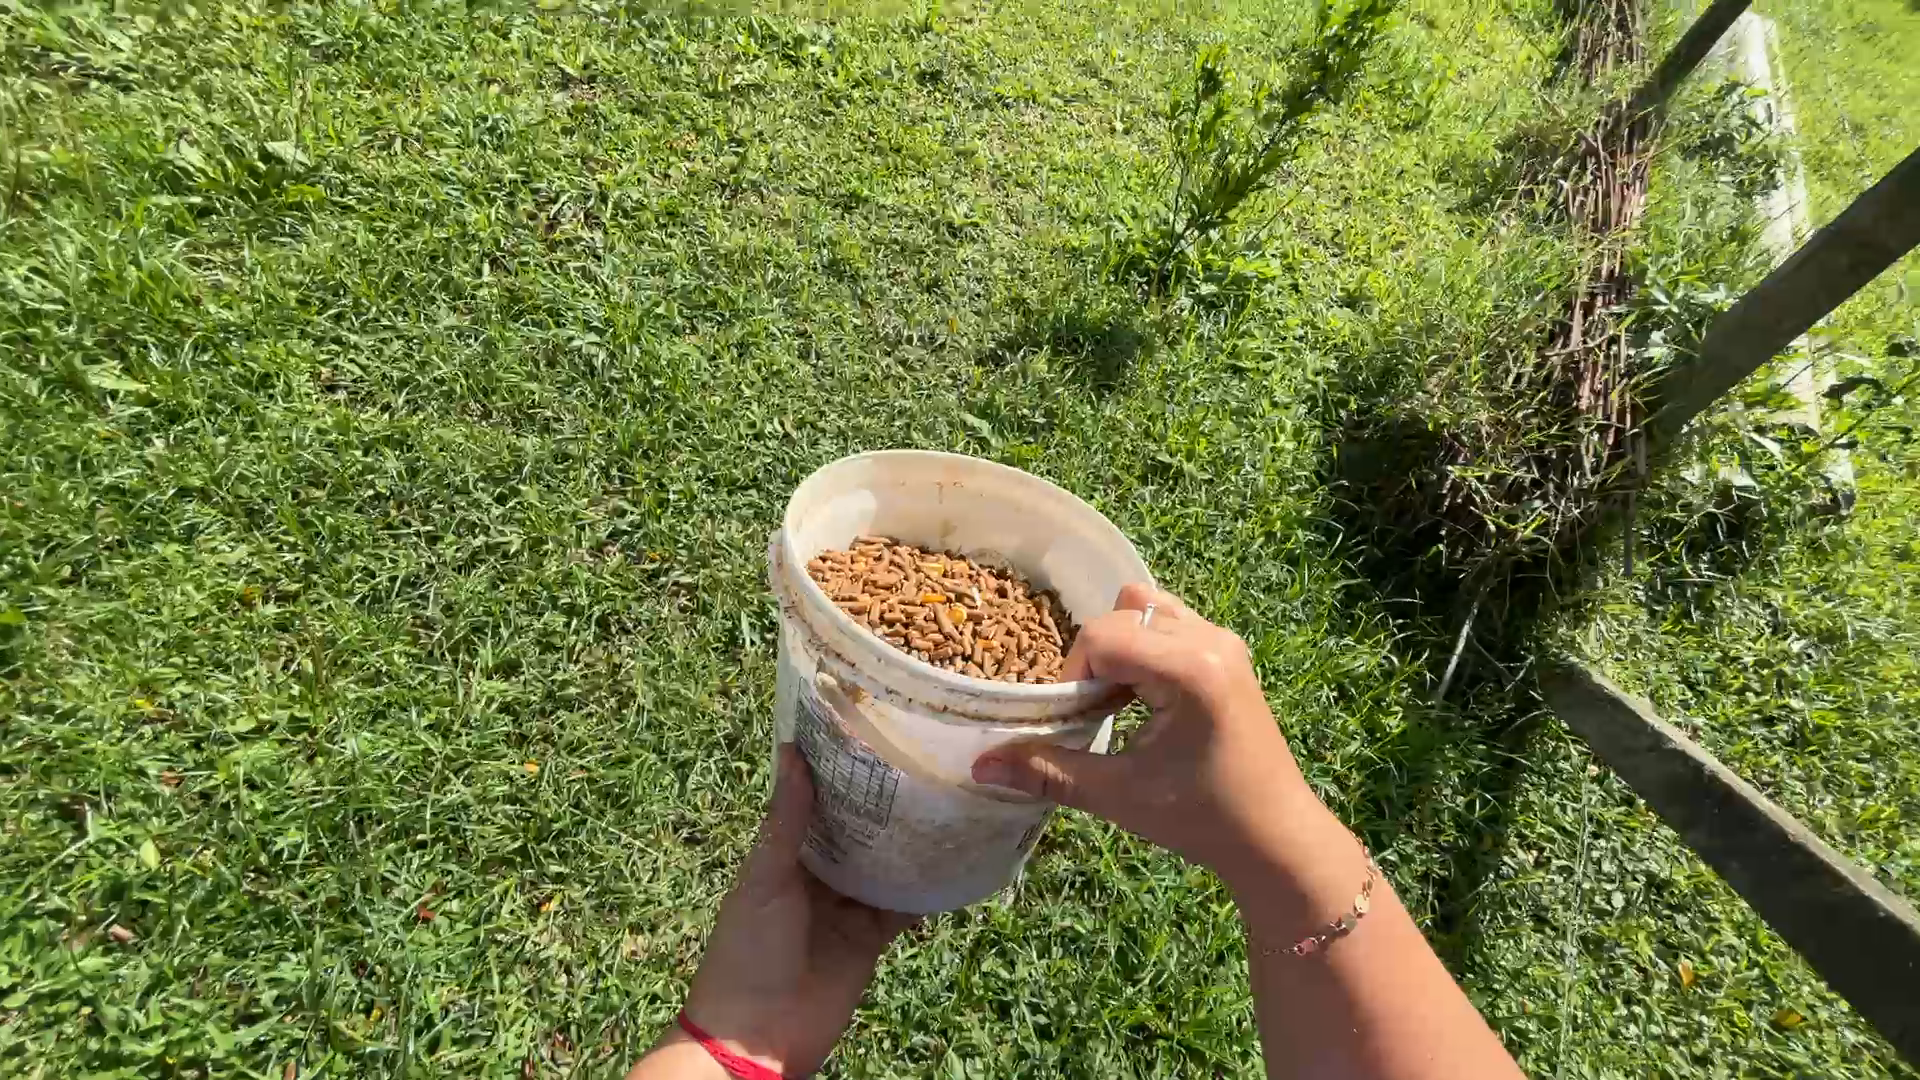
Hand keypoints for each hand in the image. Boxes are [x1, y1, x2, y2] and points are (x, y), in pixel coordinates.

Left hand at [631, 745, 915, 1078]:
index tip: (873, 735)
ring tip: (944, 799)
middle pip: (859, 830)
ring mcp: (849, 904)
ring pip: (885, 863)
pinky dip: (924, 889)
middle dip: (884, 804)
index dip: (843, 773)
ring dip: (908, 841)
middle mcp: (822, 872)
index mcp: (790, 853)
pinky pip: (903, 905)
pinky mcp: (872, 935)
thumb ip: (787, 819)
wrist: (755, 1040)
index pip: (821, 802)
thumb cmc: (748, 948)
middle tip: (921, 761)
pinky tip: (951, 861)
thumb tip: (792, 750)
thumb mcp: (765, 878)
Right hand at [968, 584, 1330, 894]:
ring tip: (1120, 695)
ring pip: (1144, 606)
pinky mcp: (1227, 649)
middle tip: (1096, 712)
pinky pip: (1168, 618)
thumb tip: (979, 766)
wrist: (1278, 839)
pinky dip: (1143, 642)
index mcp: (1190, 668)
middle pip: (1119, 616)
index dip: (1074, 676)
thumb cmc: (1202, 820)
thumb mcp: (1120, 796)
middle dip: (1093, 660)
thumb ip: (1048, 770)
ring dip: (1118, 643)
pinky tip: (1144, 691)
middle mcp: (1210, 638)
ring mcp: (1223, 639)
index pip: (1101, 638)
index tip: (1077, 719)